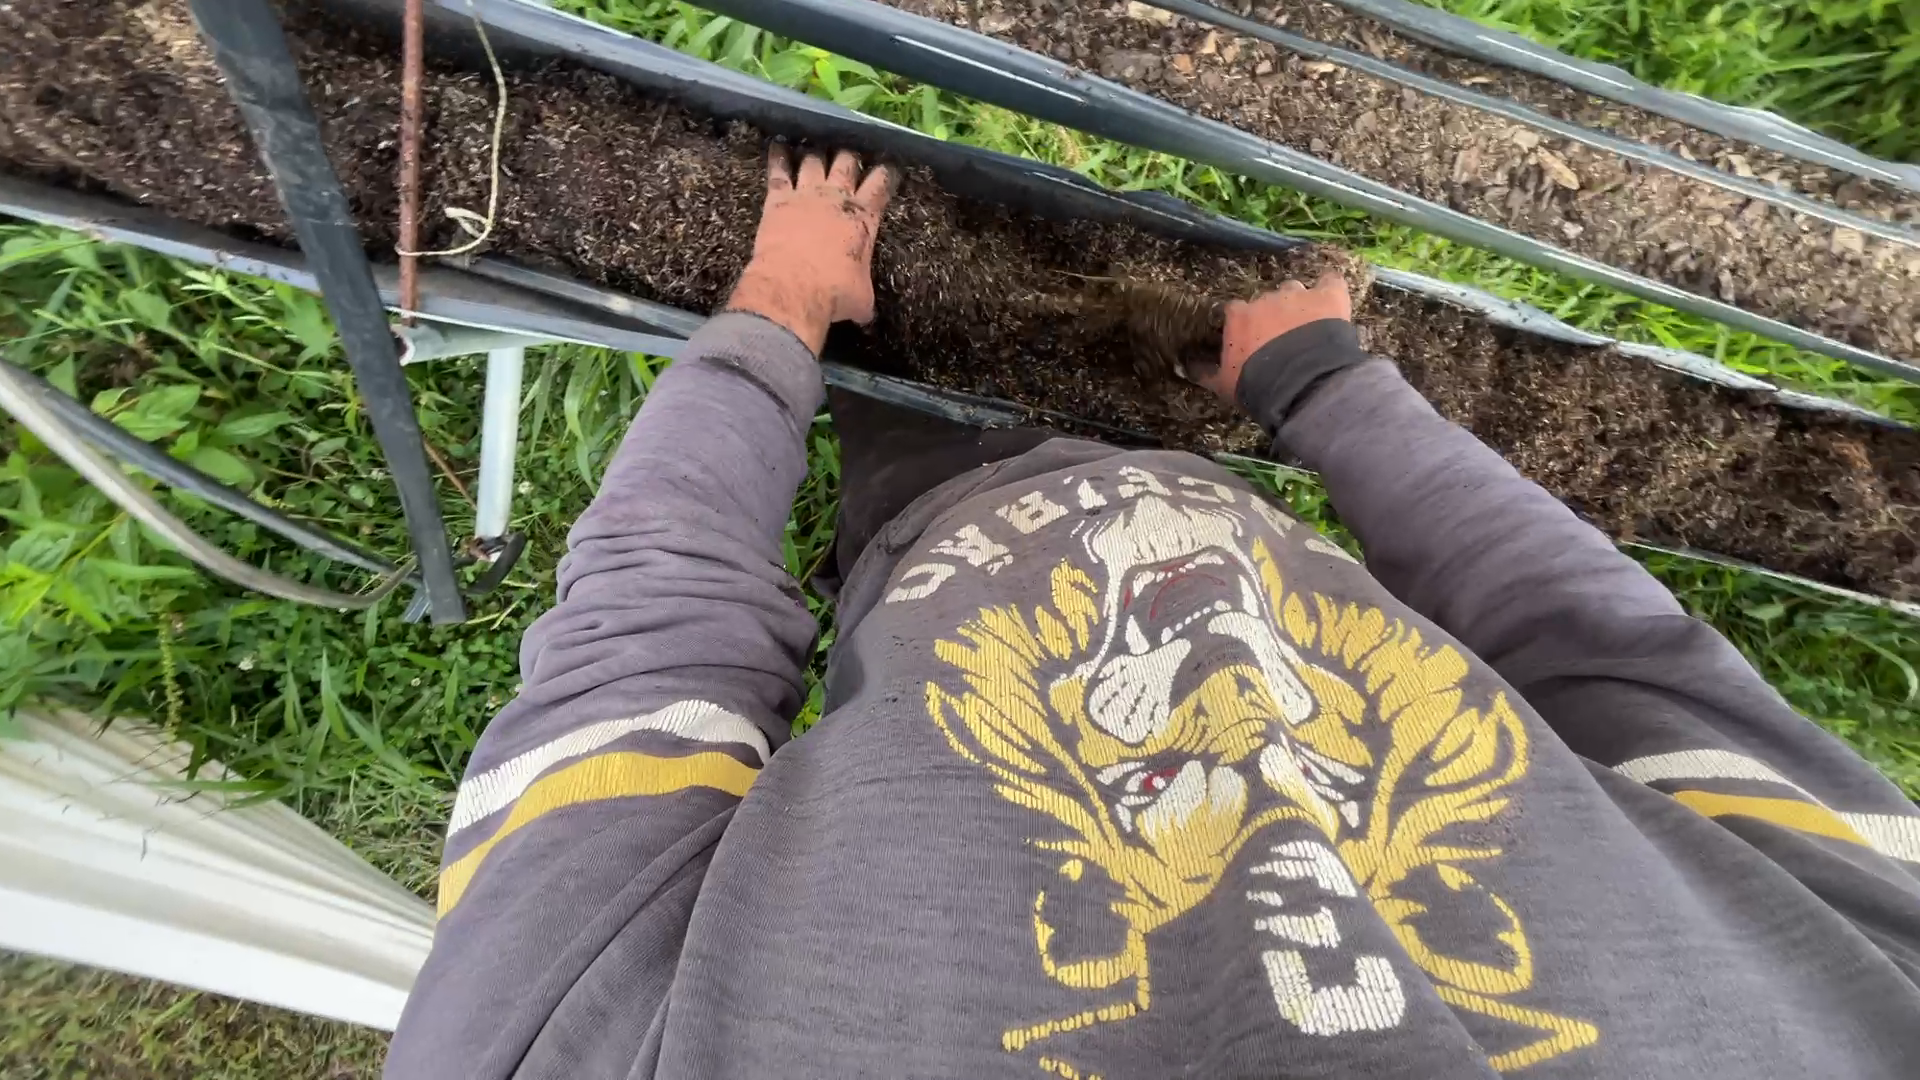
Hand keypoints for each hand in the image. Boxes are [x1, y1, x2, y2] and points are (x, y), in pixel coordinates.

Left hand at [725, 144, 894, 354]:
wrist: (796, 286)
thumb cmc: (836, 293)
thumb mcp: (862, 299)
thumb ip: (864, 297)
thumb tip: (866, 314)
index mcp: (864, 219)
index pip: (881, 186)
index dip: (886, 174)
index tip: (889, 167)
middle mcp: (837, 198)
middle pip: (847, 164)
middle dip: (850, 158)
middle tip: (850, 156)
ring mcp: (806, 194)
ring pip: (814, 161)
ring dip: (816, 155)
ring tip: (816, 150)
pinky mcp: (778, 198)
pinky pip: (778, 170)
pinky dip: (778, 156)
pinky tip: (777, 145)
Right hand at [1194, 272, 1350, 402]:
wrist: (1300, 383)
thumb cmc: (1255, 384)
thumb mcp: (1222, 384)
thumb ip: (1203, 373)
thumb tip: (1184, 366)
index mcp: (1238, 316)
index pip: (1234, 311)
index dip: (1241, 324)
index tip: (1246, 339)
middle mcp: (1264, 298)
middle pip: (1265, 300)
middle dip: (1270, 315)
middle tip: (1278, 339)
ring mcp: (1297, 294)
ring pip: (1294, 290)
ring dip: (1297, 303)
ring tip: (1305, 325)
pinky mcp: (1328, 295)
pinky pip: (1330, 281)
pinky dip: (1329, 289)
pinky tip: (1330, 299)